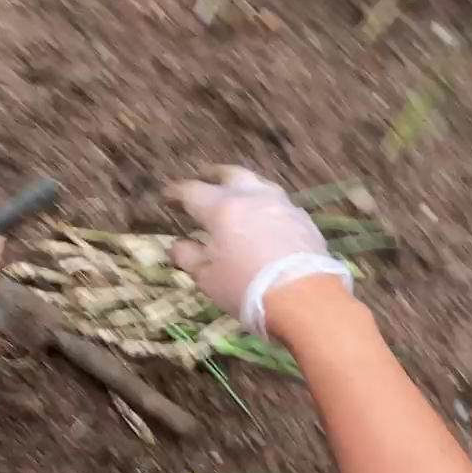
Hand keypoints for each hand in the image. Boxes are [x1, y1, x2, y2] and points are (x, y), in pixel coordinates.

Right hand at [169, 166, 352, 337]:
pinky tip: (262, 220)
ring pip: (259, 185)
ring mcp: (282, 205)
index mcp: (222, 208)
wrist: (302, 298)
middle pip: (232, 175)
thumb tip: (178, 245)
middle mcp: (253, 198)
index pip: (193, 191)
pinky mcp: (302, 219)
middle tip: (205, 180)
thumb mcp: (207, 278)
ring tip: (237, 197)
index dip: (178, 192)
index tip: (169, 195)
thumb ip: (188, 257)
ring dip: (244, 187)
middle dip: (215, 176)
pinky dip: (264, 207)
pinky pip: (278, 204)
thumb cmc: (244, 288)